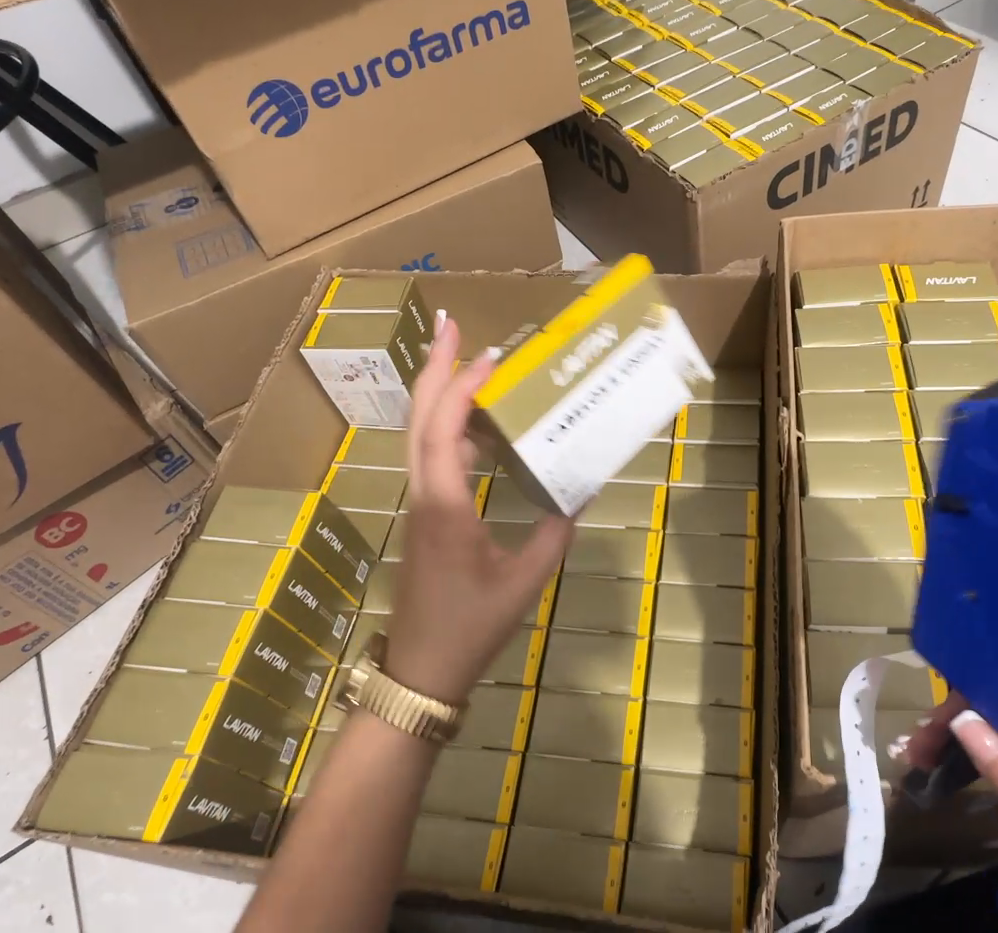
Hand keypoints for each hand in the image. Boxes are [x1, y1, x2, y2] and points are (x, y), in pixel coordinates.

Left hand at [381, 313, 573, 704]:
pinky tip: (480, 426)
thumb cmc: (471, 627)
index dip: (462, 387)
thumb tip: (579, 493)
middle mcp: (424, 495)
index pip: (443, 430)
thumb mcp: (524, 582)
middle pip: (419, 419)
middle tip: (452, 326)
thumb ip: (553, 533)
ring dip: (441, 394)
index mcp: (445, 505)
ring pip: (421, 435)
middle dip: (433, 368)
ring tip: (472, 364)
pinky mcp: (424, 516)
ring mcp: (420, 504)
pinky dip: (451, 429)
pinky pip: (433, 458)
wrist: (421, 670)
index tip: (492, 354)